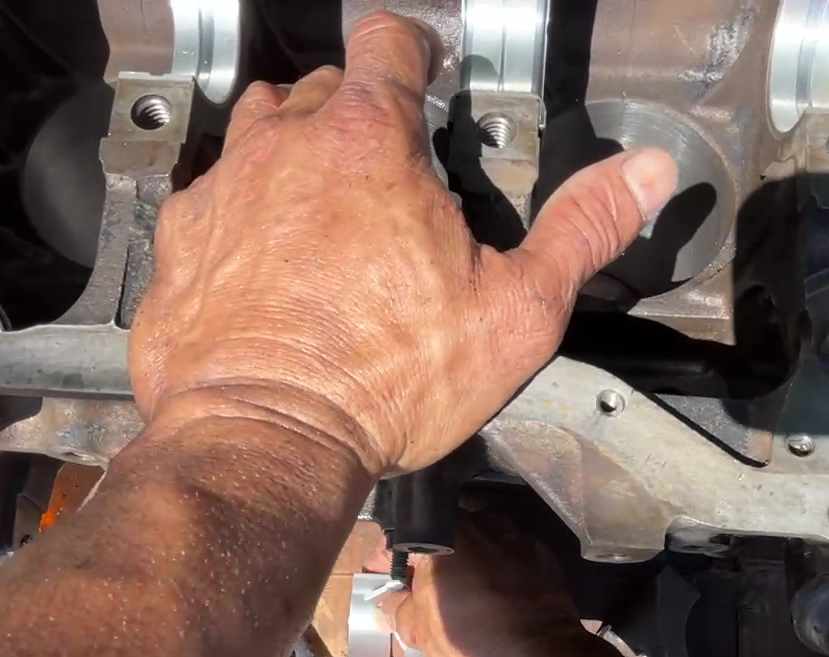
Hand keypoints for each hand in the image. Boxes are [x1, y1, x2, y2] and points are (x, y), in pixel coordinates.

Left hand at [127, 13, 678, 475]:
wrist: (270, 441)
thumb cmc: (387, 382)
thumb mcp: (514, 313)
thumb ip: (580, 231)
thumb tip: (646, 172)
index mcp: (368, 144)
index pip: (388, 44)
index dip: (412, 51)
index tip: (423, 71)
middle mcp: (283, 149)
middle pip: (319, 91)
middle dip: (353, 118)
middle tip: (382, 174)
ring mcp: (223, 194)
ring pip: (257, 134)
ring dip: (291, 155)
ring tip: (324, 211)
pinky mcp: (182, 248)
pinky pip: (212, 203)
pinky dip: (243, 218)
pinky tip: (267, 266)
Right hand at [389, 515, 601, 656]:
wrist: (540, 656)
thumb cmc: (470, 639)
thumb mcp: (420, 632)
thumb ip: (399, 610)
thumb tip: (391, 604)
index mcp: (443, 532)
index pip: (405, 538)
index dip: (391, 561)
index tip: (388, 578)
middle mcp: (482, 522)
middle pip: (446, 537)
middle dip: (435, 561)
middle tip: (429, 591)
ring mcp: (517, 536)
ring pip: (483, 546)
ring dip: (472, 565)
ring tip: (469, 597)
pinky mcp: (545, 556)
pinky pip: (513, 559)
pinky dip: (503, 574)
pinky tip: (501, 601)